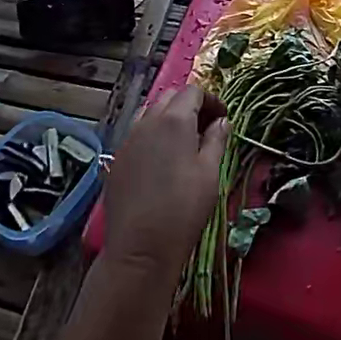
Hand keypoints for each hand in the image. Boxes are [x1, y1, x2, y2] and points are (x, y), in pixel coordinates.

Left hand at [100, 84, 228, 279]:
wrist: (140, 247)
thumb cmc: (183, 210)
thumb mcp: (210, 174)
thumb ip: (216, 140)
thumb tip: (222, 121)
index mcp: (174, 119)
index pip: (193, 91)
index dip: (210, 100)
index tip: (222, 118)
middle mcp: (148, 121)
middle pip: (170, 96)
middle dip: (189, 104)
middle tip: (206, 127)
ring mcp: (129, 138)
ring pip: (150, 112)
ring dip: (169, 117)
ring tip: (184, 142)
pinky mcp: (118, 157)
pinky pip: (137, 133)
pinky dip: (153, 134)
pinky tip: (162, 159)